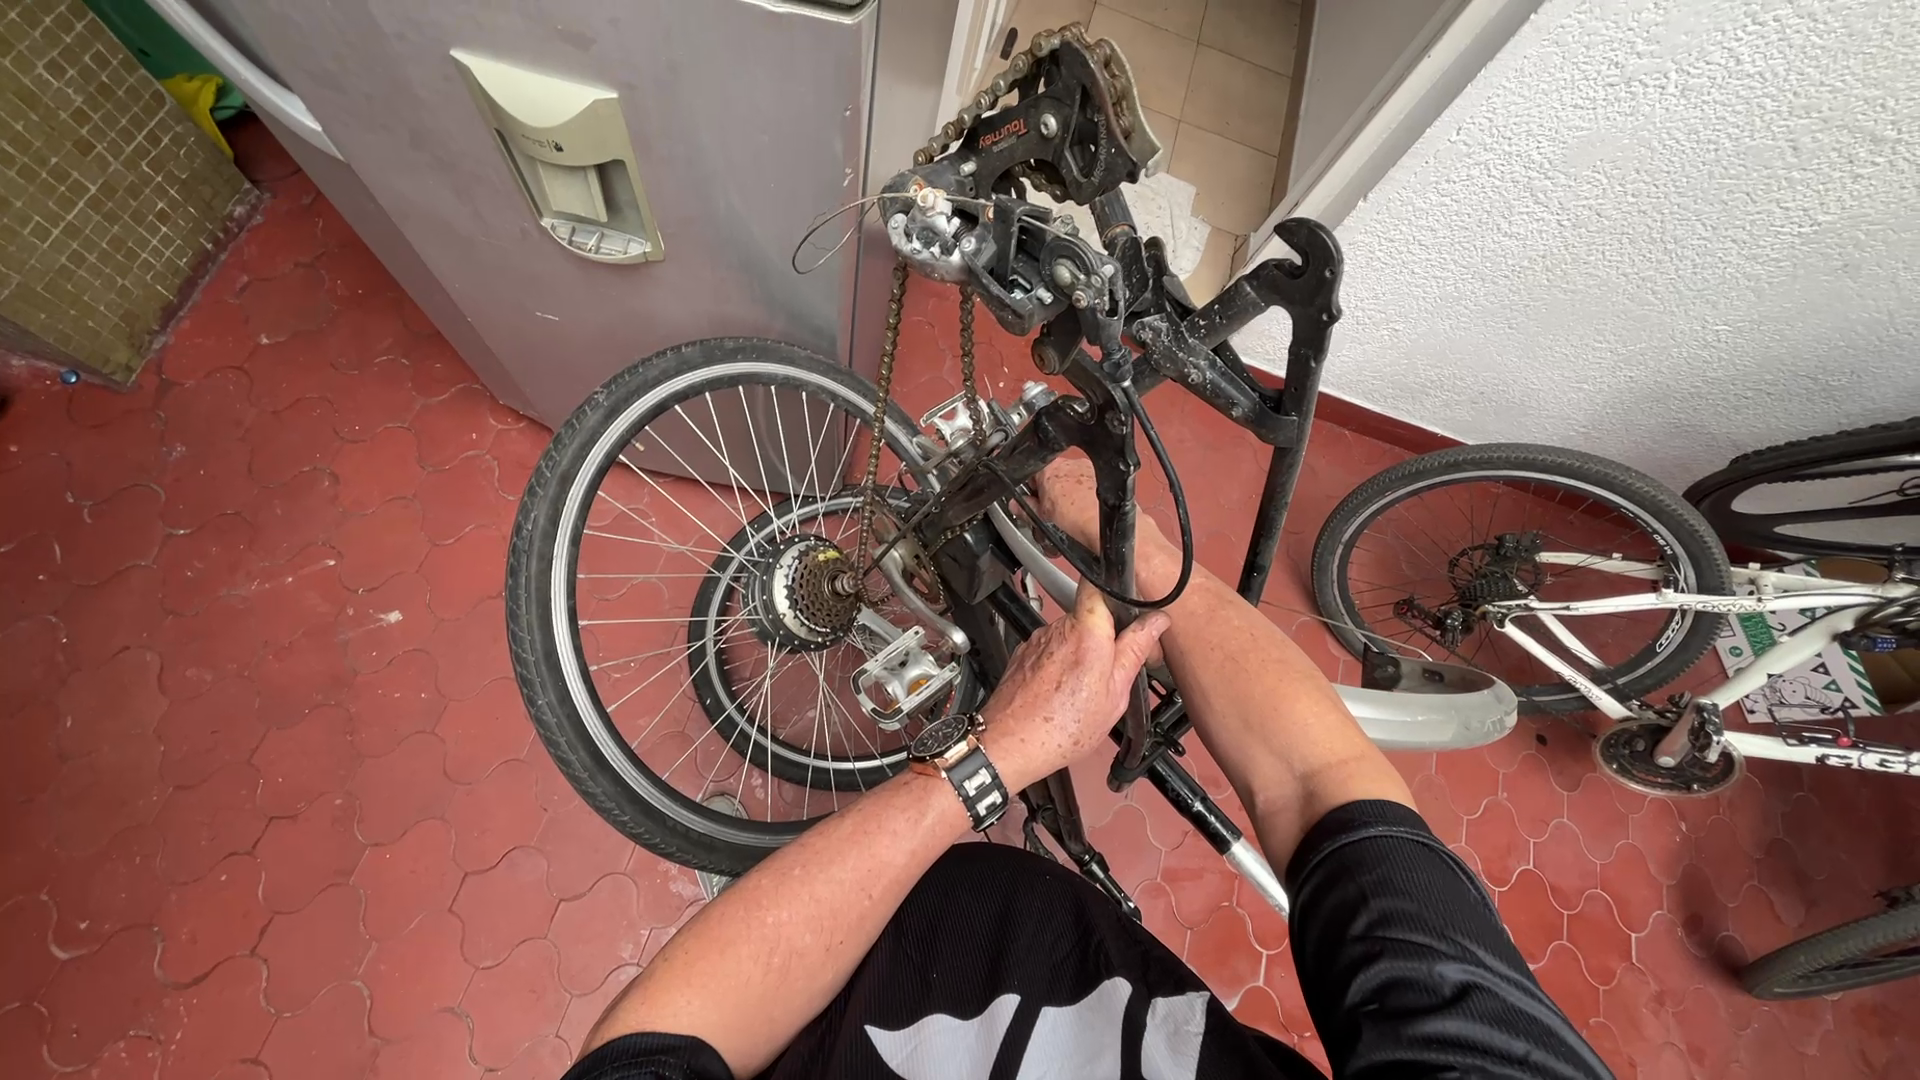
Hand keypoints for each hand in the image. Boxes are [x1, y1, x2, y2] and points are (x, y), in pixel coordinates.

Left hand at [978, 580, 1170, 790]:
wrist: (1012, 743)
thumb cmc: (1062, 726)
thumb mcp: (1115, 694)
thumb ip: (1135, 651)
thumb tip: (1155, 623)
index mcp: (1088, 632)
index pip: (1099, 584)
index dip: (1116, 591)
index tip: (1130, 610)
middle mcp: (1059, 628)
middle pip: (1089, 614)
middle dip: (1105, 635)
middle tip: (1115, 668)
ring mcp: (1039, 639)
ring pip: (1071, 634)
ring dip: (1083, 653)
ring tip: (1085, 688)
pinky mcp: (1025, 652)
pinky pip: (1052, 649)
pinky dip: (1062, 664)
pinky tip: (1065, 692)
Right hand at [1031, 455, 1176, 593]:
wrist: (1107, 530)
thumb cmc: (1080, 518)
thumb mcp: (1040, 517)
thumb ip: (1025, 508)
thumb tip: (1016, 506)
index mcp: (1052, 467)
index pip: (1030, 473)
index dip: (1027, 492)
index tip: (1026, 505)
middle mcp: (1073, 465)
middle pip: (1050, 483)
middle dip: (1046, 503)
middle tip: (1044, 520)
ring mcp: (1090, 474)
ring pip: (1068, 491)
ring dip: (1063, 508)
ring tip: (1062, 528)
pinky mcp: (1103, 487)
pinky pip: (1085, 496)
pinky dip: (1080, 508)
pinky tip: (1078, 526)